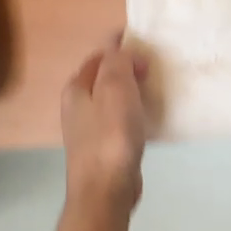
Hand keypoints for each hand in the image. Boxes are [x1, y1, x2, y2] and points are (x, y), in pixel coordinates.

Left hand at [60, 34, 151, 220]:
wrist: (106, 189)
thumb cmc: (111, 135)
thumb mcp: (115, 88)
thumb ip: (117, 62)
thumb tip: (122, 49)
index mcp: (77, 88)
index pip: (99, 55)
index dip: (119, 45)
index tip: (144, 40)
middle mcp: (77, 106)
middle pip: (103, 75)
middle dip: (125, 66)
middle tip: (153, 64)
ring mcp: (88, 128)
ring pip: (110, 97)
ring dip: (130, 88)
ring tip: (153, 86)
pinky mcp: (102, 147)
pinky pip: (118, 117)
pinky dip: (132, 109)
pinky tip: (146, 117)